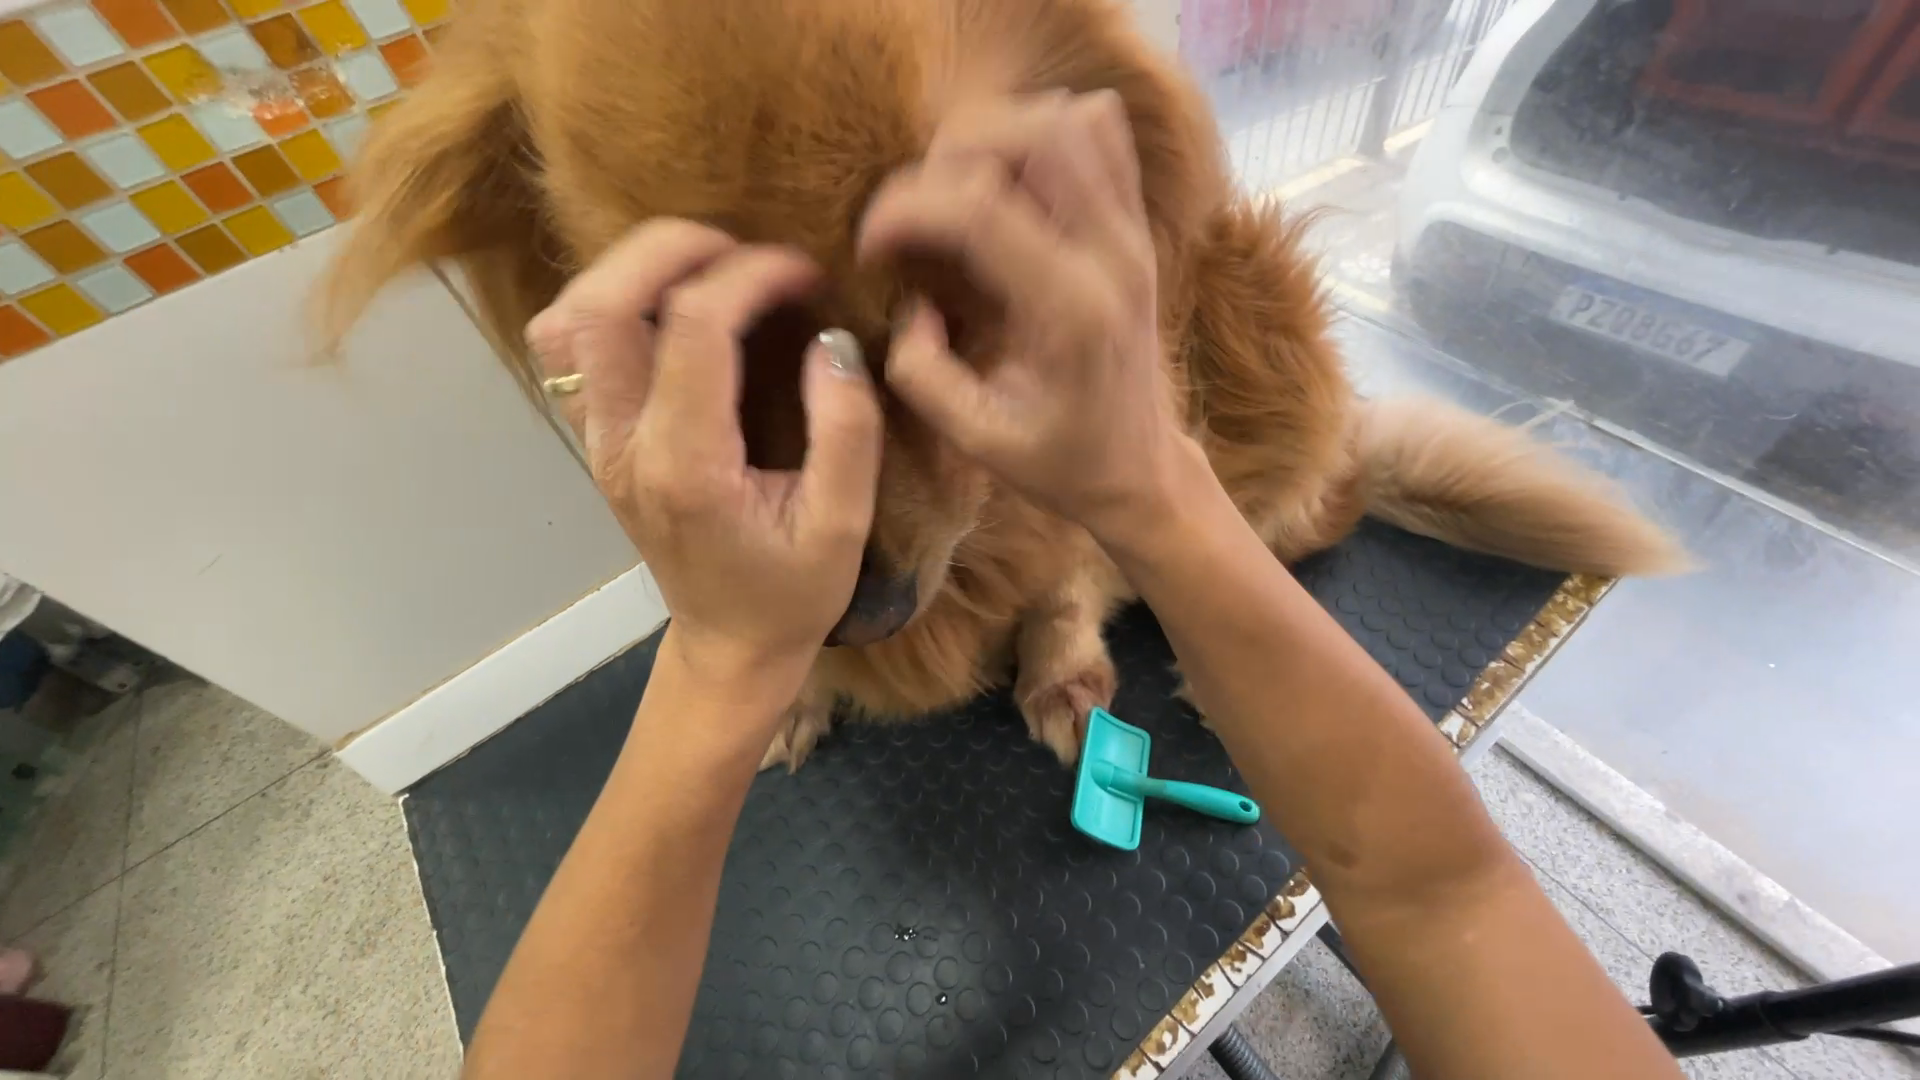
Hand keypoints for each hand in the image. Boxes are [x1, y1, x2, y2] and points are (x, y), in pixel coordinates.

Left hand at [526, 221, 882, 692]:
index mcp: (688, 466)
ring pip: (573, 317)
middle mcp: (625, 446)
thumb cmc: (793, 593)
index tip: (806, 274)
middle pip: (606, 302)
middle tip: (743, 248)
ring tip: (704, 268)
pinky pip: (575, 349)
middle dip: (674, 248)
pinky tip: (667, 310)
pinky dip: (612, 305)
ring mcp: (600, 443)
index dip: (753, 276)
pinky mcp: (600, 443)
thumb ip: (846, 431)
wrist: (730, 643)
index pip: (697, 326)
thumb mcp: (844, 524)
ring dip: (633, 271)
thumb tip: (832, 342)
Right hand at [857, 91, 1193, 542]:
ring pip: (1069, 120)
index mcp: (1070, 311)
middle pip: (1031, 135)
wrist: (1141, 469)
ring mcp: (1133, 234)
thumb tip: (912, 307)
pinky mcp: (1136, 230)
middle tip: (917, 216)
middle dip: (948, 159)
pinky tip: (1008, 186)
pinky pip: (1100, 138)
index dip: (905, 210)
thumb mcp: (978, 439)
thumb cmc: (1063, 465)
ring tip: (955, 194)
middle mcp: (1112, 255)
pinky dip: (1043, 137)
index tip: (871, 246)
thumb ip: (924, 372)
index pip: (978, 209)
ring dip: (997, 138)